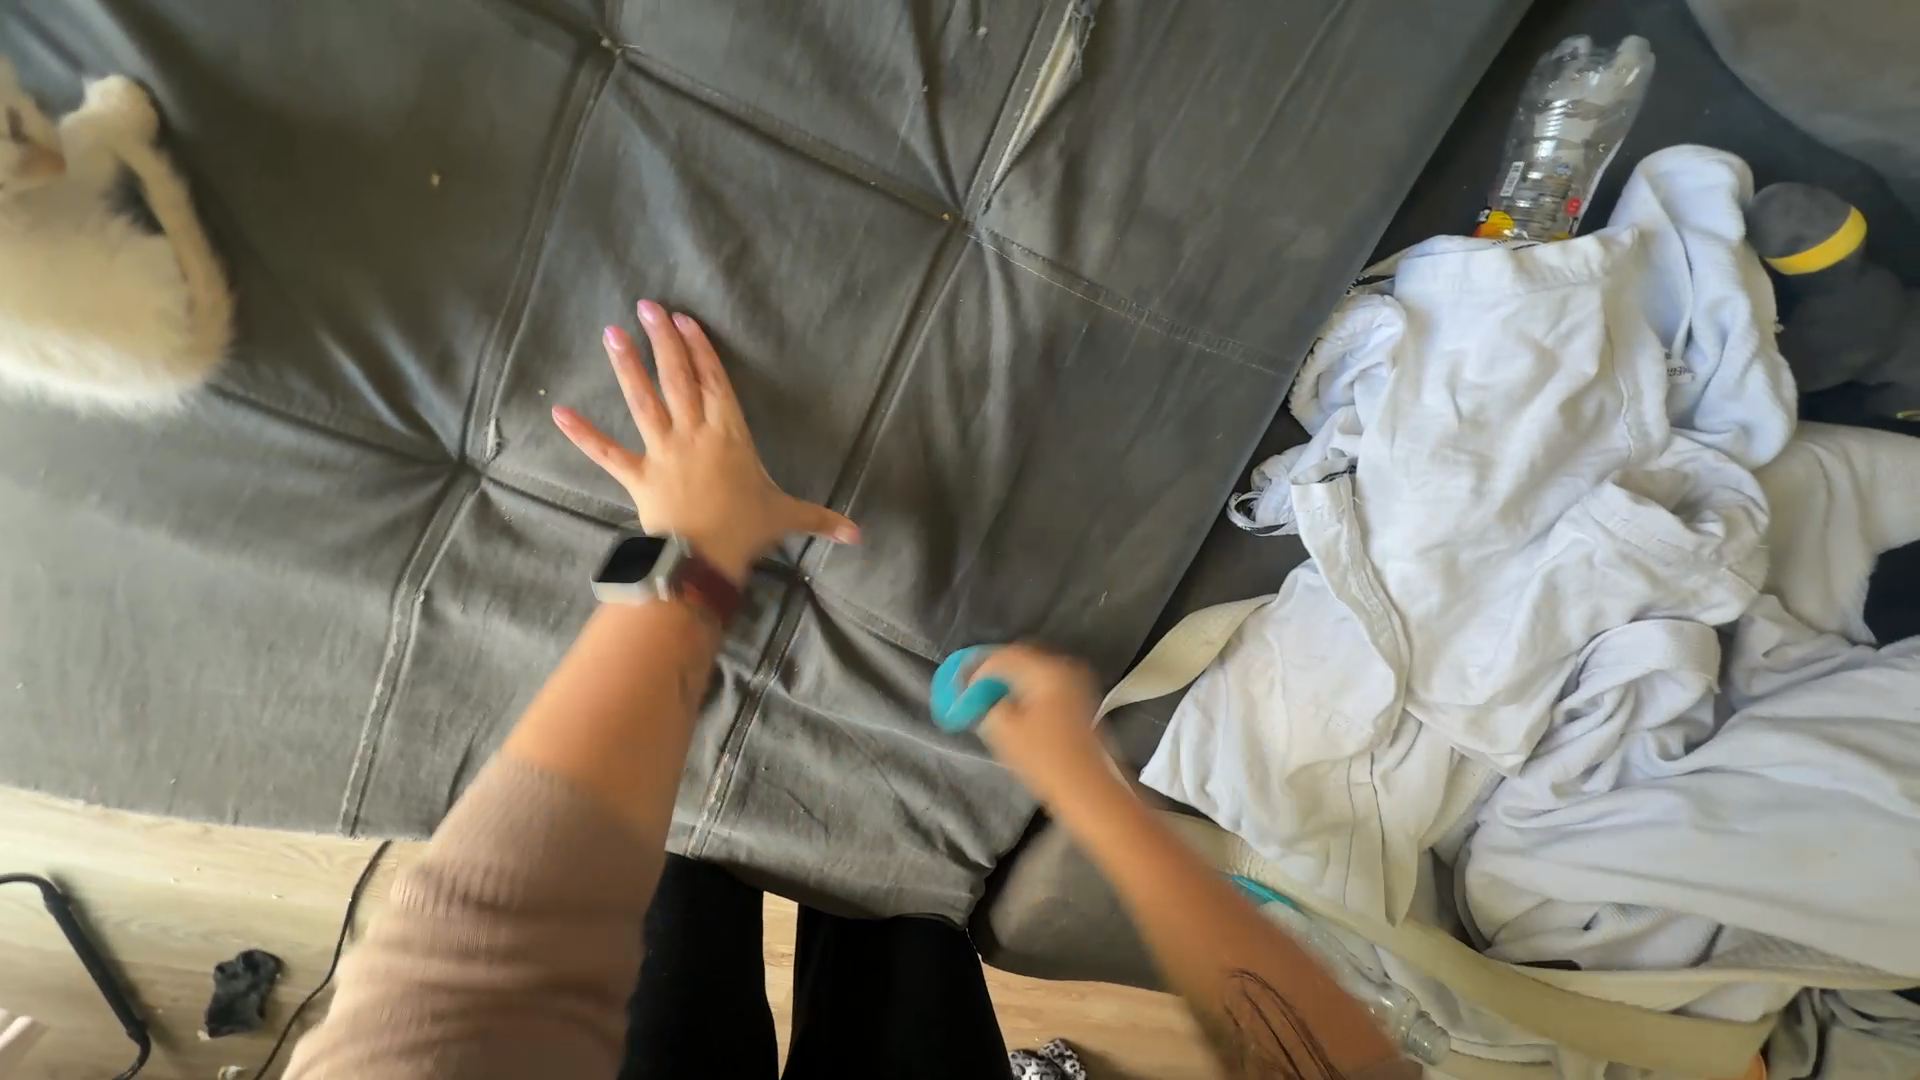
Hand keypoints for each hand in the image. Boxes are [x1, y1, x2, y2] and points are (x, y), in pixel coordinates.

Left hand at [553, 300, 858, 583]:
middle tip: (646, 307)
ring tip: (610, 333)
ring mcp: (663, 452)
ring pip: (643, 401)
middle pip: (677, 379)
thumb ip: (823, 519)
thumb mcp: (789, 517)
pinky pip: (607, 452)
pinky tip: (558, 411)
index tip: (685, 320)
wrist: (705, 557)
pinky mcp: (638, 475)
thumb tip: (861, 534)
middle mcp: (695, 434)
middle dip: (663, 340)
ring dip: (626, 366)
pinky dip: (583, 433)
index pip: (715, 382)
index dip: (701, 349)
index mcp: (731, 435)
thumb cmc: (748, 530)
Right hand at [971, 645, 1112, 803]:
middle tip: (972, 686)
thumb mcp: (1004, 730)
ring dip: (1010, 680)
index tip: (960, 685)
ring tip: (988, 696)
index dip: (977, 670)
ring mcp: (1076, 683)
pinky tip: (1013, 704)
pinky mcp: (1080, 699)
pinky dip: (1026, 689)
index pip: (1004, 657)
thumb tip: (981, 697)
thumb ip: (987, 705)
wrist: (1087, 788)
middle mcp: (1064, 669)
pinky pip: (1046, 683)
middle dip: (994, 671)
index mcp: (1047, 671)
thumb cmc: (1045, 759)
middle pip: (1021, 658)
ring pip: (1034, 670)